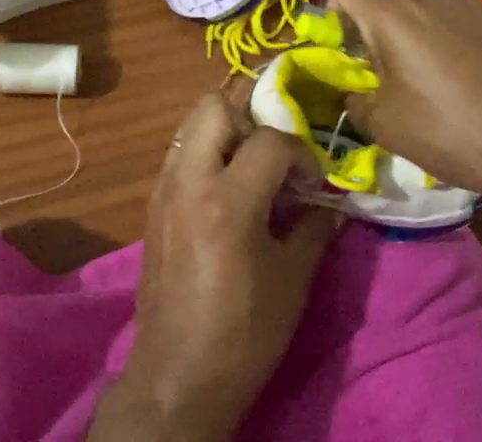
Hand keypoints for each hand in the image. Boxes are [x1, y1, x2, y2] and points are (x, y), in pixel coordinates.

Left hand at [91, 92, 339, 441]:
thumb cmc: (244, 334)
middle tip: (274, 155)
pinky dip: (206, 154)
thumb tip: (329, 201)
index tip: (313, 181)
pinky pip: (180, 154)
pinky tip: (228, 192)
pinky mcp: (152, 204)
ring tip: (252, 171)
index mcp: (226, 200)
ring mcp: (163, 189)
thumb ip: (313, 228)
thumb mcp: (292, 281)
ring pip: (191, 125)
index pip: (269, 139)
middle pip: (214, 106)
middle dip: (251, 118)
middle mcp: (187, 181)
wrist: (178, 374)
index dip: (300, 152)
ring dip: (226, 133)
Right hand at [329, 0, 481, 202]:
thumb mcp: (385, 126)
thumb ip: (355, 101)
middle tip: (382, 77)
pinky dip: (446, 43)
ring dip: (413, 38)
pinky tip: (463, 84)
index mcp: (393, 16)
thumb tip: (353, 94)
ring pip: (422, 12)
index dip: (333, 9)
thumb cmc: (449, 132)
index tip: (341, 47)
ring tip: (426, 83)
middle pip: (386, 2)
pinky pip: (455, 24)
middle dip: (376, 33)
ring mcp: (469, 8)